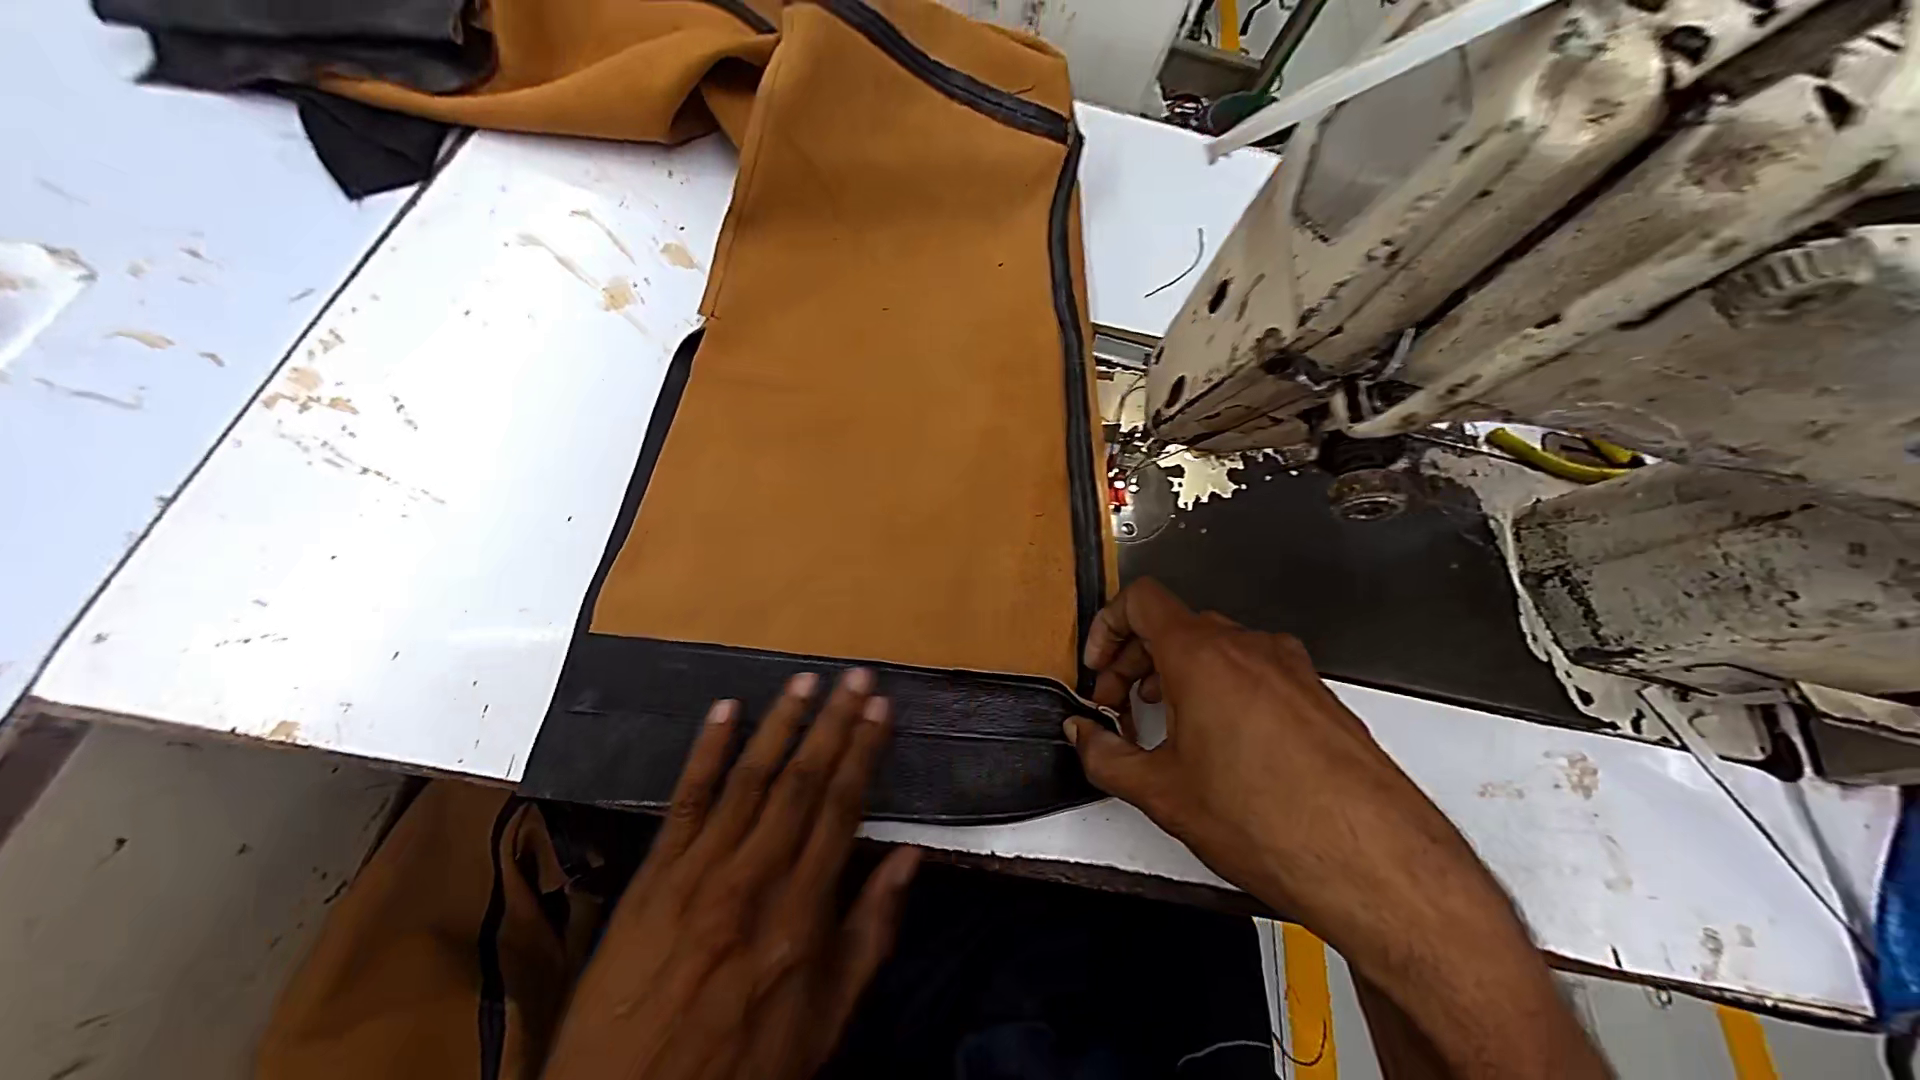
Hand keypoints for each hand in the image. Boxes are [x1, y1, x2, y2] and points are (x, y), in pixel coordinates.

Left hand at [541, 669, 921, 1079]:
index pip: (841, 810)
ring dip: (779, 724)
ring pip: (748, 780)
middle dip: (832, 724)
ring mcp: (698, 871)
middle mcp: (753, 878)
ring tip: (805, 680)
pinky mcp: (654, 874)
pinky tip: (725, 710)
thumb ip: (872, 931)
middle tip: (855, 676)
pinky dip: (706, 751)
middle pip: (800, 783)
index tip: (880, 710)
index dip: (863, 753)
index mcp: (801, 914)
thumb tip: (911, 858)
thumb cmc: (744, 1063)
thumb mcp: (826, 1018)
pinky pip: (684, 800)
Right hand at [1066, 579, 1606, 1079]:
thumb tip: (1084, 736)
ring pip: (1214, 649)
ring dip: (1176, 676)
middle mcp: (1249, 649)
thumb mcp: (1161, 792)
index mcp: (1202, 655)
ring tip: (1164, 728)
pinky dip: (1219, 691)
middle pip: (1173, 626)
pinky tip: (1216, 745)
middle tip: (1119, 706)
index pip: (1139, 600)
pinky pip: (1252, 673)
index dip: (1105, 626)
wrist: (1376, 864)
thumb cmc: (1280, 823)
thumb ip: (1104, 755)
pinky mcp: (1315, 696)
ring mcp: (1289, 669)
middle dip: (1134, 661)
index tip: (1098, 664)